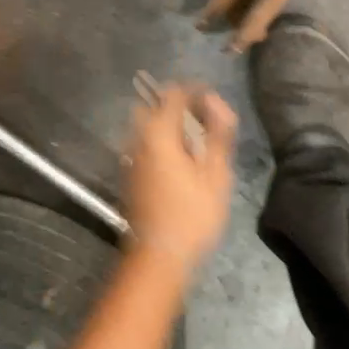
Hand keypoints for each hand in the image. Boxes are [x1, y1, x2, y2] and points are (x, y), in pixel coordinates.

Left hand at [124, 86, 235, 272]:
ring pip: (148, 125)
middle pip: (156, 106)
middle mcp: (138, 138)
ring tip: (197, 144)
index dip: (197, 92)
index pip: (174, 92)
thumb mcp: (216, 174)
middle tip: (205, 123)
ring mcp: (130, 156)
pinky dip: (162, 142)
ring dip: (170, 125)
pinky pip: (145, 144)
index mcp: (159, 132)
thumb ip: (218, 133)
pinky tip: (181, 163)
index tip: (216, 105)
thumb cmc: (192, 215)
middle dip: (180, 106)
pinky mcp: (130, 173)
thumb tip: (217, 102)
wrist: (158, 257)